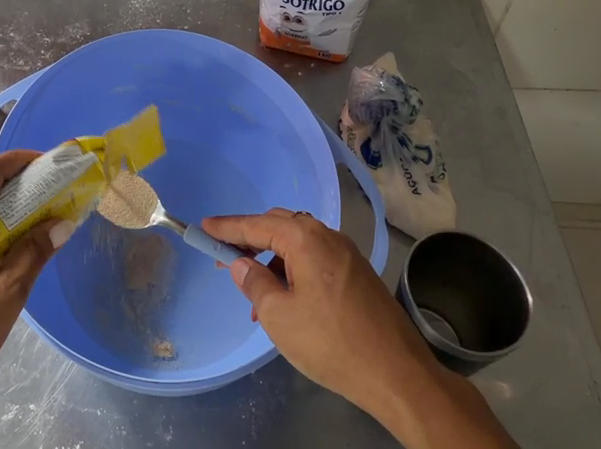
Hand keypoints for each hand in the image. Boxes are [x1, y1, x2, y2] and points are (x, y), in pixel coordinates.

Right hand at [203, 210, 515, 448]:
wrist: (397, 374)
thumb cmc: (331, 342)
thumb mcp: (279, 316)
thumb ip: (255, 283)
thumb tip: (241, 264)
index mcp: (306, 239)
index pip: (257, 225)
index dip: (228, 227)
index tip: (204, 227)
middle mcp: (327, 236)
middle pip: (279, 226)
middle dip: (250, 239)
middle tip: (225, 257)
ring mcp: (347, 254)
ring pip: (299, 244)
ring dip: (273, 260)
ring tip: (256, 293)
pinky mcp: (358, 274)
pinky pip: (315, 259)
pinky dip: (294, 270)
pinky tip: (287, 301)